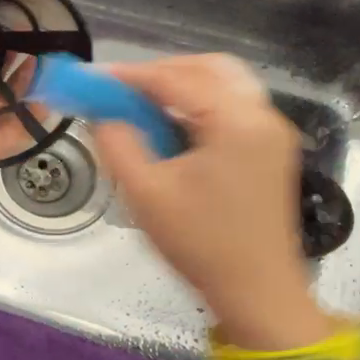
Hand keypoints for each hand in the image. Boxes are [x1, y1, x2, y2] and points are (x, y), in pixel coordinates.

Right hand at [90, 54, 326, 347]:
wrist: (257, 291)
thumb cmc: (200, 242)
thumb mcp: (144, 192)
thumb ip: (118, 143)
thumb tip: (103, 115)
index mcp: (235, 121)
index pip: (175, 79)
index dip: (127, 75)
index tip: (89, 78)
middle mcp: (261, 116)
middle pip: (207, 68)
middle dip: (158, 71)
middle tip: (117, 90)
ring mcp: (271, 132)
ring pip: (222, 84)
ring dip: (178, 84)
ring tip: (137, 104)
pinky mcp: (269, 150)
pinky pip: (230, 106)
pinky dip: (196, 103)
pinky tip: (167, 124)